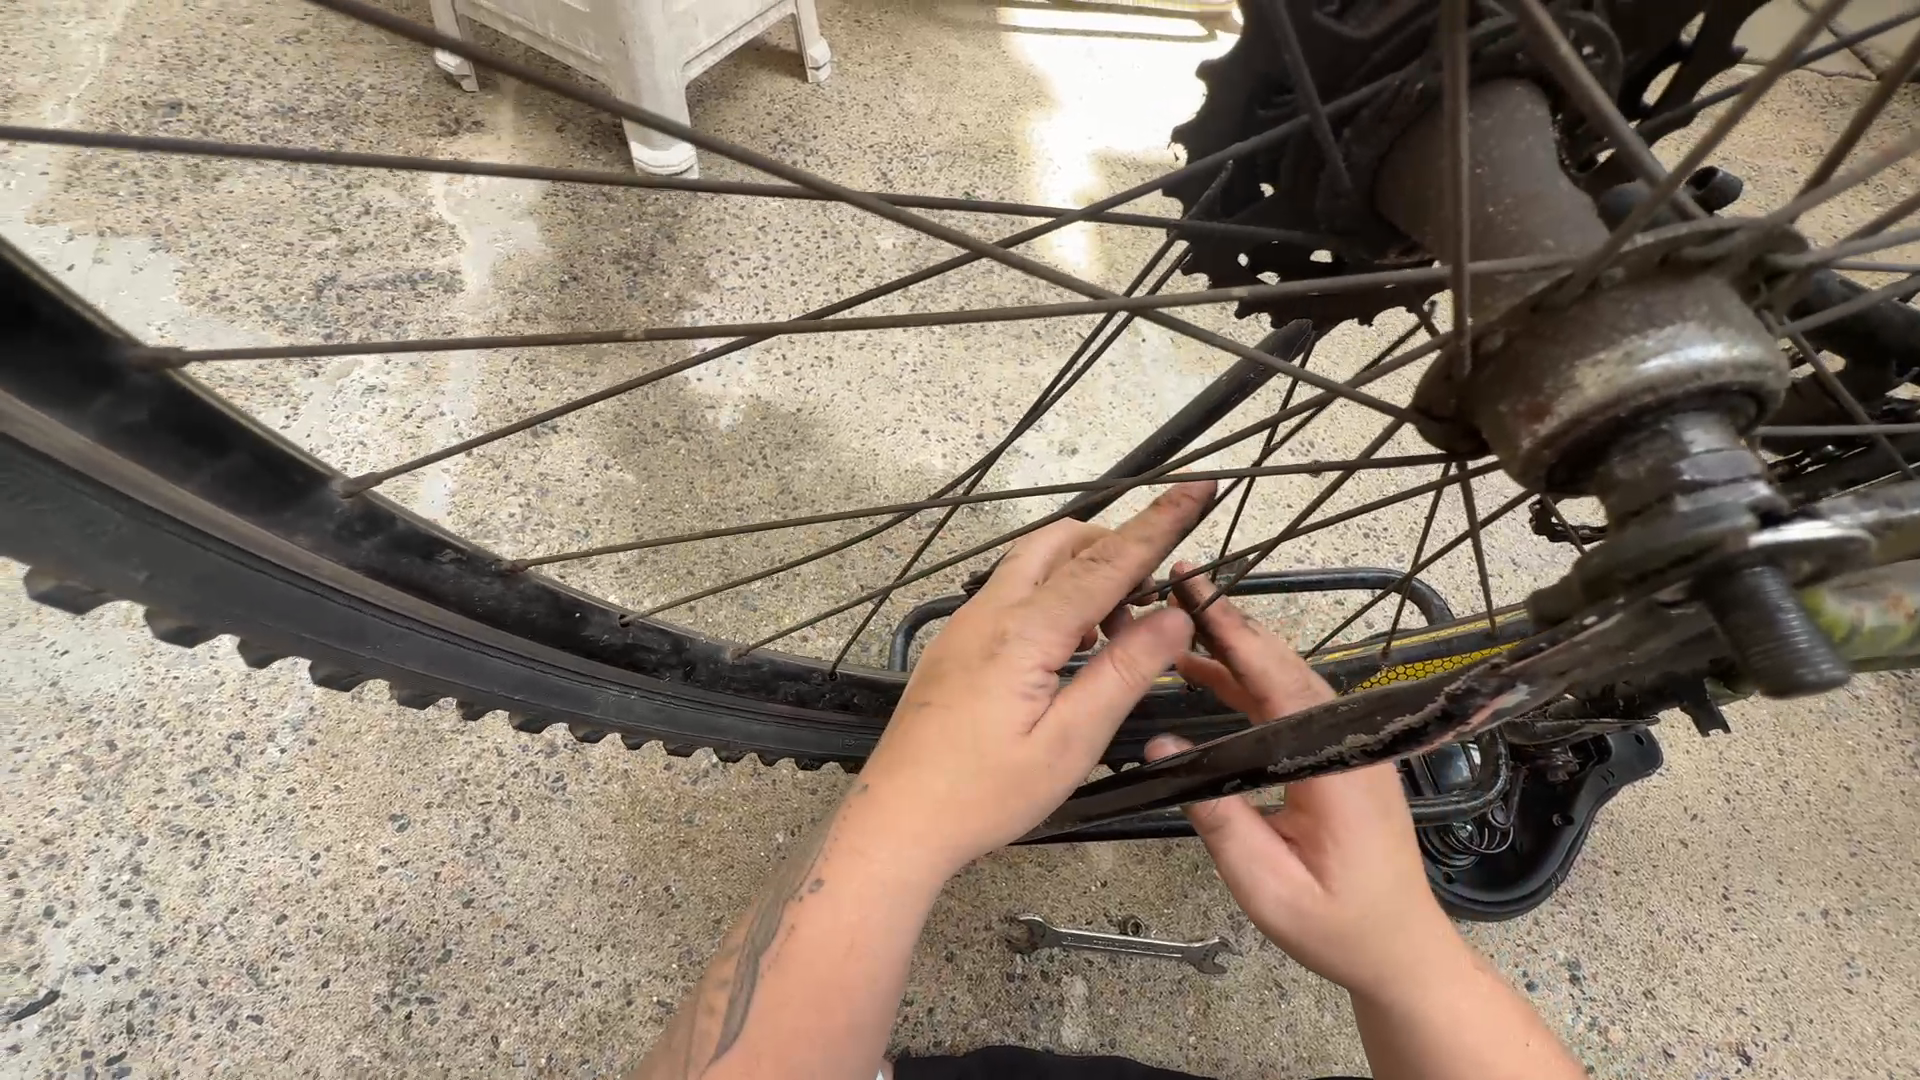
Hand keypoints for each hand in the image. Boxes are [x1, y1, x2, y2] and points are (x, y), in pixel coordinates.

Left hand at [856, 482, 1215, 877]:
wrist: (897, 817)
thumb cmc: (985, 792)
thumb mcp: (1069, 742)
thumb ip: (1122, 673)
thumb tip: (1172, 616)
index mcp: (1024, 631)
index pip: (1105, 562)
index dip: (1158, 524)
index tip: (1196, 487)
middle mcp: (990, 611)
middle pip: (1059, 541)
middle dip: (1113, 544)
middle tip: (1149, 592)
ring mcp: (966, 623)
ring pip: (1032, 563)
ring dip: (1081, 573)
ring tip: (1113, 630)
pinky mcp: (956, 641)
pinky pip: (1012, 593)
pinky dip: (1052, 596)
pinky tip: (1068, 647)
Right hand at [1145, 568, 1460, 1001]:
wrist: (1399, 950)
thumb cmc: (1336, 926)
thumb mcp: (1268, 886)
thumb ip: (1219, 820)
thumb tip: (1163, 749)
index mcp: (1337, 767)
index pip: (1280, 684)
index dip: (1236, 637)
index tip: (1197, 595)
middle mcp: (1347, 741)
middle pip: (1284, 666)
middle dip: (1231, 623)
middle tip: (1181, 586)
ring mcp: (1345, 744)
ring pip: (1285, 677)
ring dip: (1236, 645)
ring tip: (1182, 619)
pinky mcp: (1335, 752)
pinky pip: (1286, 700)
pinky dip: (1245, 678)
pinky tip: (1206, 672)